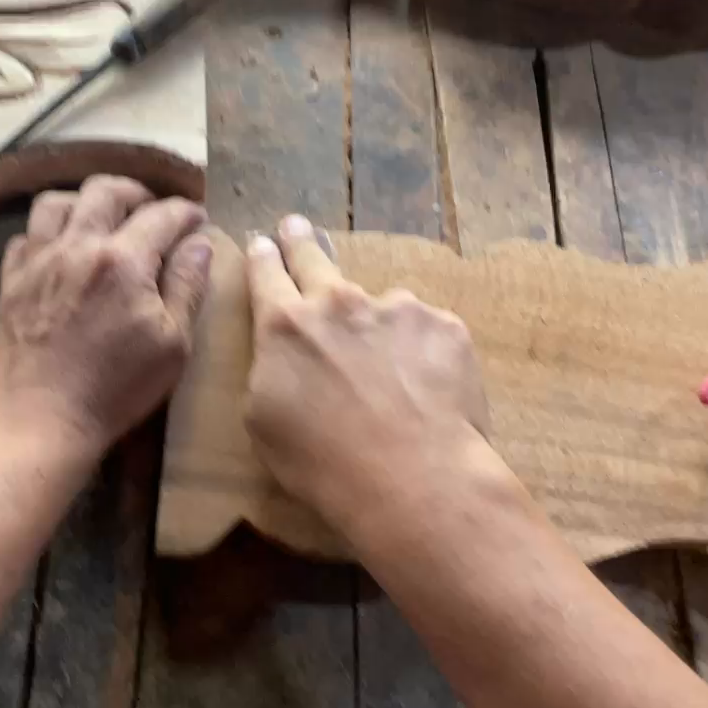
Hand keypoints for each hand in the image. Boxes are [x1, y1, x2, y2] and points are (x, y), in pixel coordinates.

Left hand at [0, 176, 210, 454]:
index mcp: (123, 261)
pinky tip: (61, 250)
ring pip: (57, 202)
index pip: (162, 215)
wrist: (44, 419)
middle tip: (153, 211)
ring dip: (86, 202)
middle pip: (106, 190)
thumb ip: (188, 286)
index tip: (198, 218)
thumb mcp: (173, 344)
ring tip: (103, 220)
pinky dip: (48, 233)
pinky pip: (26, 235)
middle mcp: (77, 246)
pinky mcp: (10, 282)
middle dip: (138, 192)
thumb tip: (200, 242)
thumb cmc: (118, 389)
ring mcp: (37, 261)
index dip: (186, 211)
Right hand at [242, 214, 493, 536]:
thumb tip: (285, 355)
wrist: (410, 479)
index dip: (263, 257)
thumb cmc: (321, 463)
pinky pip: (425, 333)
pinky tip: (426, 392)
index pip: (266, 276)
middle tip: (296, 228)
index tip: (263, 242)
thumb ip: (270, 370)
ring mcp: (397, 309)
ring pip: (380, 307)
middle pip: (316, 260)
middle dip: (301, 242)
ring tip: (388, 377)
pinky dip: (422, 355)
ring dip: (377, 327)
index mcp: (285, 326)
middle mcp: (339, 303)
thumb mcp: (263, 421)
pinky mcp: (444, 326)